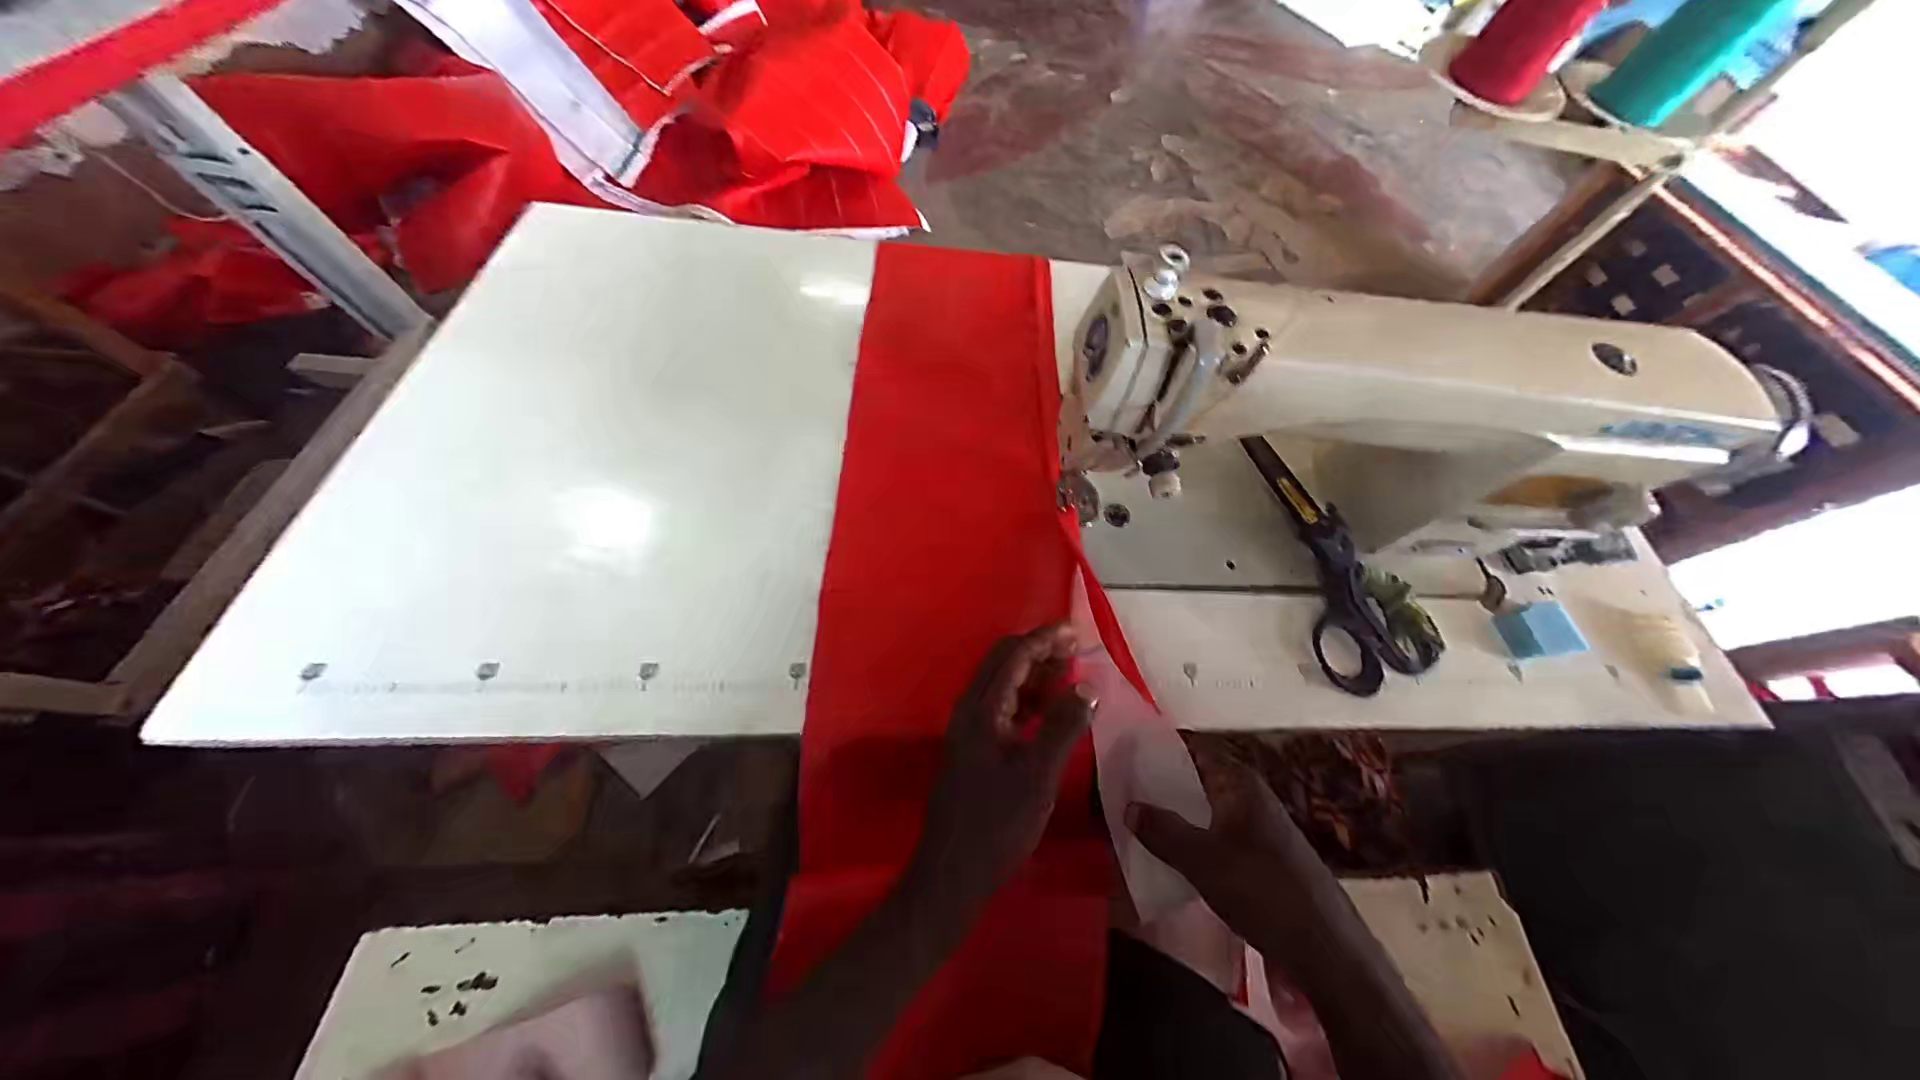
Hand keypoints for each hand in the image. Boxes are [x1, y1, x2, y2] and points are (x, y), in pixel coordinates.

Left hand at [908, 624, 1097, 912]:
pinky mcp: (973, 748)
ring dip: (1033, 672)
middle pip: (1002, 663)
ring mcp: (968, 729)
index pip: (1012, 657)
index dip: (1044, 639)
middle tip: (1075, 649)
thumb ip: (1062, 726)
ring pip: (1001, 684)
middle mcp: (970, 710)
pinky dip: (1026, 698)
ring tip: (1069, 671)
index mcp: (981, 709)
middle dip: (1038, 649)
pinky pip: (1001, 706)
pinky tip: (1049, 707)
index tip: (1075, 630)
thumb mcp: (1038, 776)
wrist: (952, 870)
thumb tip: (1087, 686)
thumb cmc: (996, 824)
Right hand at [1125, 742, 1342, 953]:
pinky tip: (1180, 856)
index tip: (1131, 749)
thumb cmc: (1260, 889)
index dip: (1164, 744)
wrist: (1326, 949)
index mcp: (1240, 783)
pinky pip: (1222, 834)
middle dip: (1168, 780)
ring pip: (1212, 807)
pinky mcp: (1269, 858)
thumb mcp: (1199, 860)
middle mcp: (1254, 797)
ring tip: (1146, 820)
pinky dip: (1199, 837)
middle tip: (1129, 786)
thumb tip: (1130, 807)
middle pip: (1203, 776)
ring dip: (1183, 812)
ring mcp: (1264, 828)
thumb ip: (1162, 830)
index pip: (1197, 747)